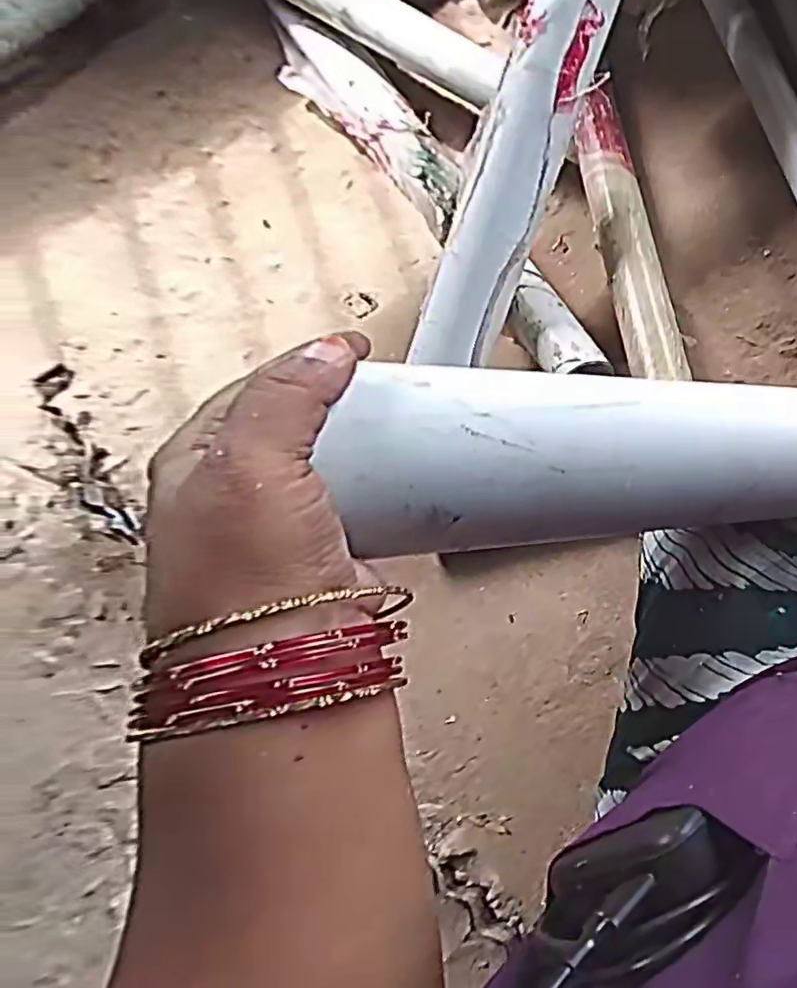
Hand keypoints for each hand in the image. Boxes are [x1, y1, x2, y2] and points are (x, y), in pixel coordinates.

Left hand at [143, 333, 373, 638]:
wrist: (288, 641)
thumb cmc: (245, 571)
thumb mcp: (252, 466)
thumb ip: (287, 402)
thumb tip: (325, 352)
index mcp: (197, 459)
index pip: (254, 388)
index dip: (304, 361)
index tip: (351, 347)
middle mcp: (240, 485)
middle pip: (296, 420)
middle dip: (338, 397)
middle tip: (380, 382)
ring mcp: (291, 513)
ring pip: (335, 456)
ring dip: (368, 439)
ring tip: (400, 423)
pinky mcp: (337, 537)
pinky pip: (367, 491)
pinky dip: (390, 477)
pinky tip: (406, 476)